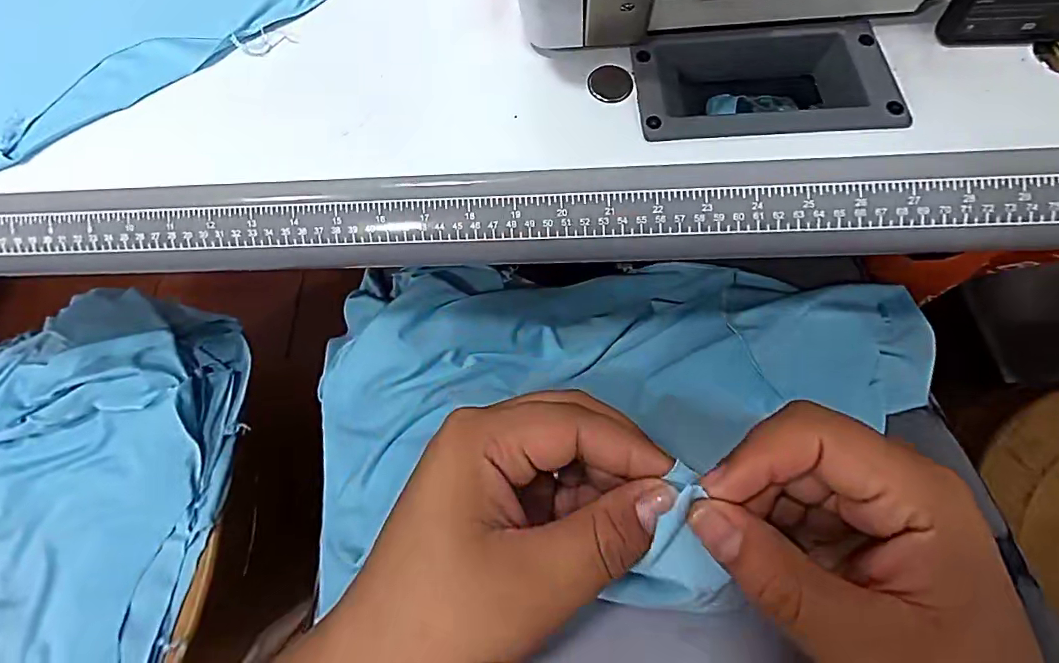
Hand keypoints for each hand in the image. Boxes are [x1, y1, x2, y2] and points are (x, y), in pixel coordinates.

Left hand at [288, 391, 678, 662]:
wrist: (379, 662)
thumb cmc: (450, 617)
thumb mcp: (537, 581)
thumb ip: (606, 534)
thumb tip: (665, 496)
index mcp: (481, 433)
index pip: (572, 421)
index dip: (628, 447)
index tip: (679, 484)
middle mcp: (479, 430)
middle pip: (565, 421)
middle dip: (614, 455)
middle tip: (660, 499)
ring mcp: (478, 457)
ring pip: (558, 447)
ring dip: (597, 478)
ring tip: (625, 522)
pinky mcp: (482, 488)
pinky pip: (543, 475)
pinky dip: (575, 498)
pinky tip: (591, 528)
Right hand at [686, 402, 1042, 662]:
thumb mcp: (861, 644)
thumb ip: (777, 578)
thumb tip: (701, 515)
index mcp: (916, 490)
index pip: (815, 433)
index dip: (755, 455)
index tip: (710, 500)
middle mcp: (900, 477)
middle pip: (802, 446)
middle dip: (752, 482)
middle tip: (716, 529)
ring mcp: (885, 497)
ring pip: (795, 470)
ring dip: (757, 503)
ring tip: (741, 549)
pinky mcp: (869, 521)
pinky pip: (804, 500)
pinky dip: (772, 523)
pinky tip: (766, 555)